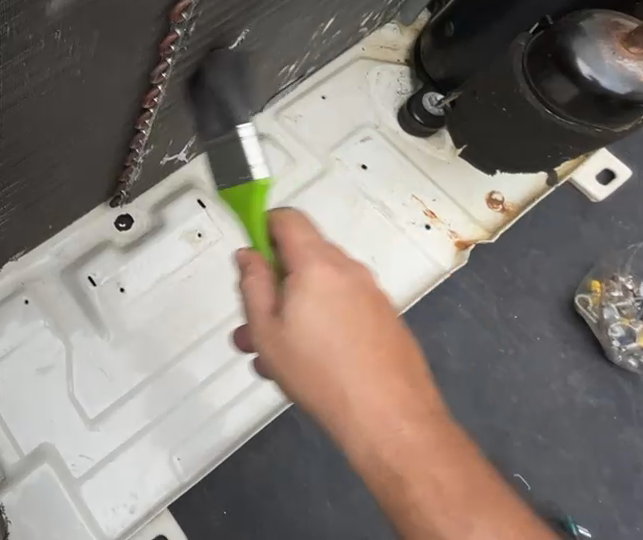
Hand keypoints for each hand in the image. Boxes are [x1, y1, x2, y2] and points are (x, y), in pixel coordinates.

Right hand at [232, 209, 447, 443]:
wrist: (394, 424)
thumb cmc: (319, 372)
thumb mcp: (266, 330)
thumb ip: (252, 284)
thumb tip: (248, 255)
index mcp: (317, 264)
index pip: (288, 218)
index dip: (263, 227)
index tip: (250, 258)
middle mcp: (349, 271)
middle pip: (304, 255)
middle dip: (274, 281)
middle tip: (253, 321)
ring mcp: (373, 297)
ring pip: (322, 287)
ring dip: (295, 307)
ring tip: (274, 354)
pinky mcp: (388, 323)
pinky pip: (344, 307)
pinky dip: (322, 321)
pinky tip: (310, 363)